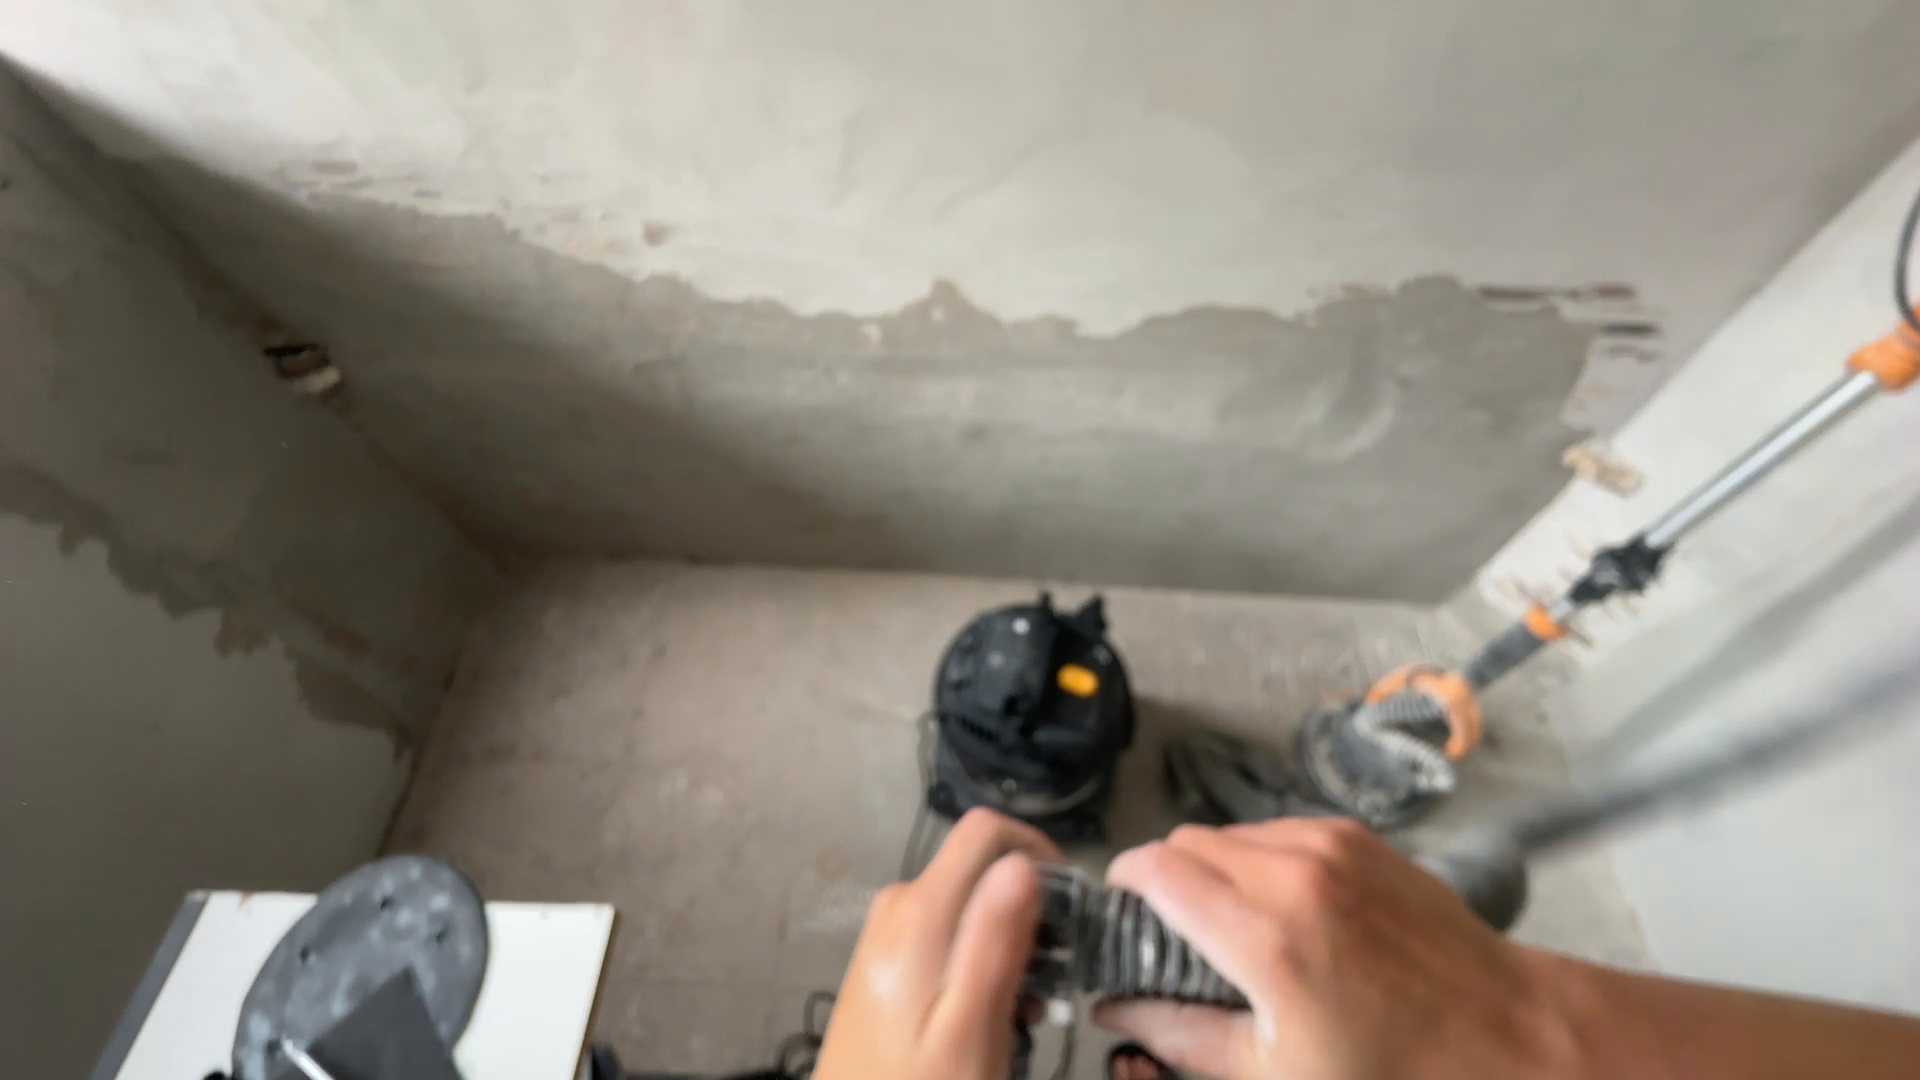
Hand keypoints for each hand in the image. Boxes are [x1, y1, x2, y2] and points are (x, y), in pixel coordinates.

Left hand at [814, 809, 1062, 1079]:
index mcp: (920, 909)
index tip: (1067, 906)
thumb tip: (1022, 860)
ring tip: (1025, 1011)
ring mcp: (888, 928)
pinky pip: (947, 931)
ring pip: (969, 904)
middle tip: (1051, 982)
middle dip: (1026, 910)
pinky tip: (990, 1012)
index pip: (984, 829)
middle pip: (980, 868)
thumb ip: (994, 940)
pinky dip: (979, 957)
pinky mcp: (886, 956)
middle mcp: (900, 902)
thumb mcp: (969, 1029)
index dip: (1035, 849)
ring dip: (1007, 941)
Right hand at [1095, 818, 1578, 1079]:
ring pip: (1226, 833)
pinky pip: (1272, 830)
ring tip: (1242, 919)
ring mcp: (1322, 842)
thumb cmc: (1393, 1075)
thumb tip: (1113, 1005)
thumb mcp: (1278, 1077)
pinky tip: (1289, 903)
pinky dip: (1258, 858)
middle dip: (1167, 877)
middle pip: (1184, 842)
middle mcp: (1287, 871)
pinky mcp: (1348, 831)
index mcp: (1265, 937)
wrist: (1517, 1037)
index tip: (1123, 910)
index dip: (1125, 882)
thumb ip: (1180, 1034)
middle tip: (1181, 926)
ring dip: (1214, 866)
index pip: (1155, 869)